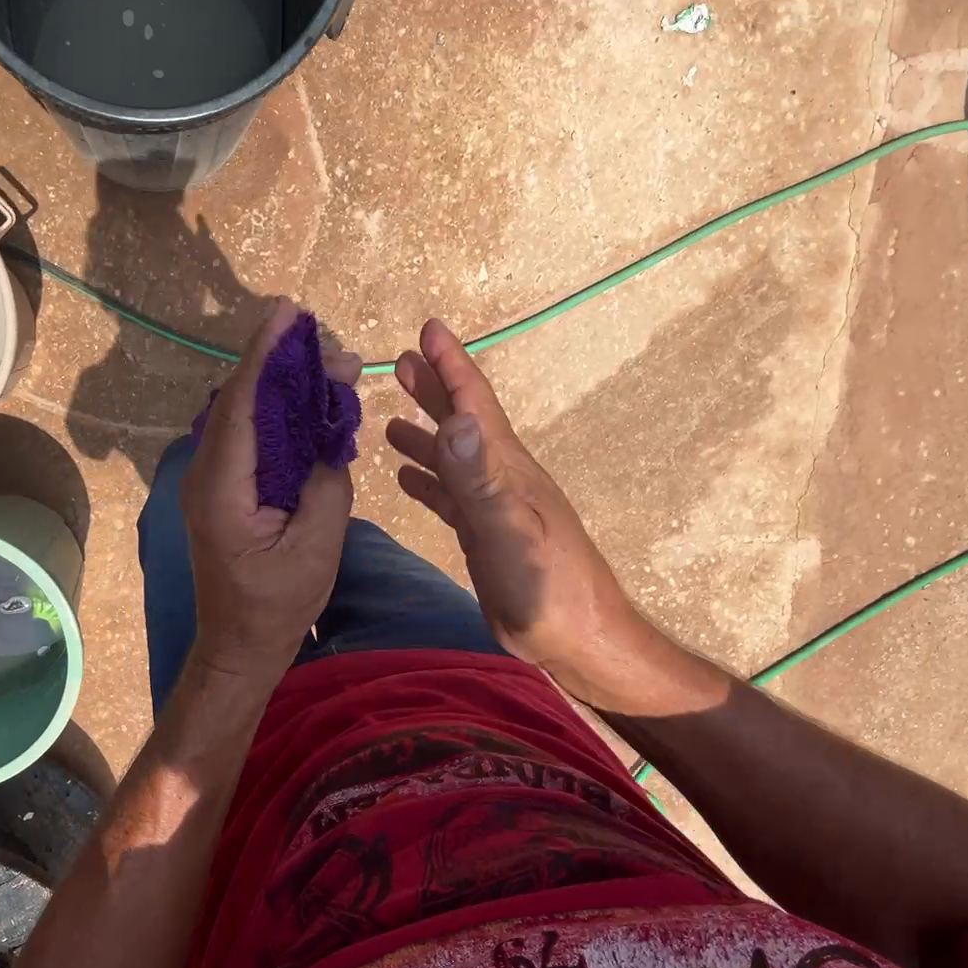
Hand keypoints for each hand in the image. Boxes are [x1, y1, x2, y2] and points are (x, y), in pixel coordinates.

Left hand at [184, 299, 360, 679]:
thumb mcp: (316, 549)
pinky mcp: (222, 487)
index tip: (285, 314)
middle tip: (332, 349)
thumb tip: (327, 438)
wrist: (239, 644)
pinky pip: (248, 437)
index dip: (264, 358)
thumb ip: (324, 486)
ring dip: (283, 387)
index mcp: (222, 492)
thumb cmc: (277, 605)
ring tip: (329, 368)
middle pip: (240, 403)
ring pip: (243, 415)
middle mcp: (205, 477)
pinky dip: (278, 414)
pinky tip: (308, 404)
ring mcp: (209, 481)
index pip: (242, 410)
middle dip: (282, 366)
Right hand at [386, 319, 681, 711]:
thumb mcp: (508, 530)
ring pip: (452, 457)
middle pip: (462, 422)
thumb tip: (455, 419)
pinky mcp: (484, 535)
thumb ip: (479, 478)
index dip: (452, 364)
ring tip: (390, 419)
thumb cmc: (546, 588)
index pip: (474, 403)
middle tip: (403, 361)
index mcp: (505, 467)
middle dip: (434, 388)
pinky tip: (406, 477)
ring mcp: (493, 507)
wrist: (577, 639)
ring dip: (426, 433)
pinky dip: (428, 480)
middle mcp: (498, 477)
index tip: (429, 328)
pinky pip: (450, 495)